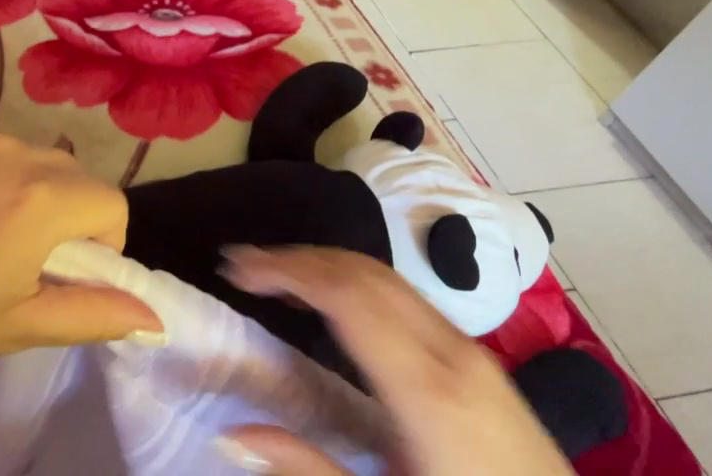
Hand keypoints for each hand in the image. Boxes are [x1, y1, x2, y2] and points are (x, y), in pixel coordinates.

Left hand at [0, 132, 163, 420]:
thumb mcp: (20, 325)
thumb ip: (95, 313)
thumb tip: (154, 316)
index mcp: (38, 197)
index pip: (111, 202)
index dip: (102, 245)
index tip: (61, 276)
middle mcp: (10, 151)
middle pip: (75, 175)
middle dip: (70, 217)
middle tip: (24, 262)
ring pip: (33, 159)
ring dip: (32, 194)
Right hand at [217, 248, 570, 475]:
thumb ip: (308, 468)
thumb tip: (230, 434)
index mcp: (426, 390)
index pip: (344, 294)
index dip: (284, 269)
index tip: (233, 268)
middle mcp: (451, 353)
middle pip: (362, 272)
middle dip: (296, 258)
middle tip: (241, 265)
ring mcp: (472, 353)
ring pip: (386, 277)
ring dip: (325, 264)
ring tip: (275, 276)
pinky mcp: (480, 362)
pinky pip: (406, 296)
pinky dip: (356, 282)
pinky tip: (333, 303)